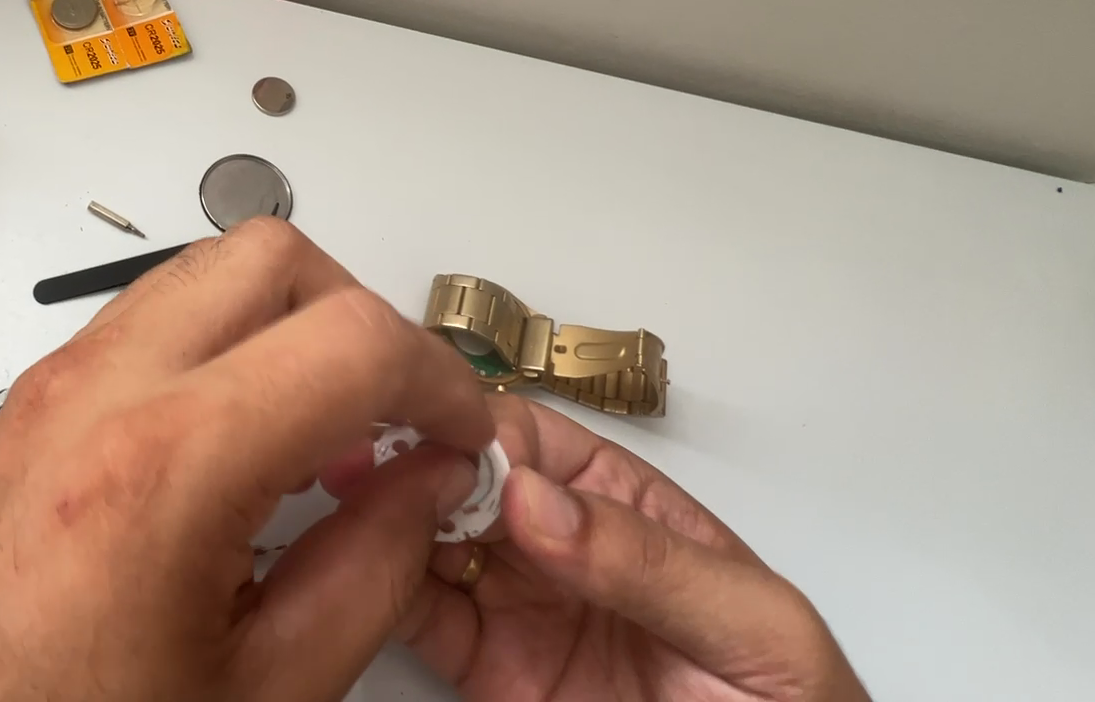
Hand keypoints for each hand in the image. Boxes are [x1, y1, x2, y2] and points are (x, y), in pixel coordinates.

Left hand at [0, 218, 494, 701]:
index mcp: (161, 469)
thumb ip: (372, 568)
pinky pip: (164, 307)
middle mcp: (101, 388)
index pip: (346, 340)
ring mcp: (63, 373)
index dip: (436, 375)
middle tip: (392, 402)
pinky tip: (248, 424)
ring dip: (293, 317)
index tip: (457, 424)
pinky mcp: (45, 382)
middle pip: (272, 255)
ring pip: (215, 265)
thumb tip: (425, 478)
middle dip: (361, 312)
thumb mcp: (262, 691)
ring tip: (323, 416)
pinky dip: (232, 336)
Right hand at [325, 392, 868, 700]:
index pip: (528, 437)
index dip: (474, 429)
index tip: (424, 438)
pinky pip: (418, 613)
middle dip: (410, 462)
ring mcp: (510, 598)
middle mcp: (549, 537)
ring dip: (384, 515)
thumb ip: (647, 559)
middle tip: (352, 460)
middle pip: (463, 477)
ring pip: (427, 536)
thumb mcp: (753, 627)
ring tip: (341, 502)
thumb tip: (525, 495)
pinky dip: (379, 585)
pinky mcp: (481, 664)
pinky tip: (354, 568)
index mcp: (613, 500)